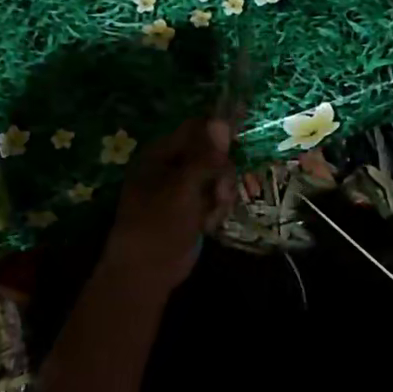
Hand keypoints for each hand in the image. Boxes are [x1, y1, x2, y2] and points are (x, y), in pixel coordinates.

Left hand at [104, 117, 234, 287]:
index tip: (245, 131)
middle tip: (220, 193)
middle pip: (212, 154)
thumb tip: (222, 121)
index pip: (197, 128)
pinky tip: (208, 225)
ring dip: (221, 195)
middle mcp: (173, 167)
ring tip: (211, 214)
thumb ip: (205, 156)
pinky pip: (215, 199)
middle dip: (222, 173)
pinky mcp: (192, 210)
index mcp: (162, 153)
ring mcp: (183, 190)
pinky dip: (216, 210)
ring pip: (217, 179)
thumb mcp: (183, 187)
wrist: (147, 269)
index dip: (220, 128)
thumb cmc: (158, 223)